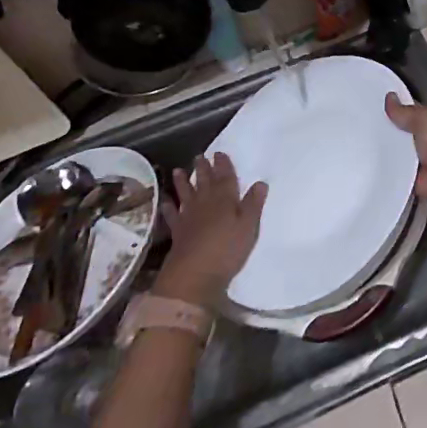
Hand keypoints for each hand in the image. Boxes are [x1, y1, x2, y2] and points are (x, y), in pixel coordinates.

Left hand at [153, 153, 266, 306]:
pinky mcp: (178, 232)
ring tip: (179, 170)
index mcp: (225, 201)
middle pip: (205, 183)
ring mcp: (189, 218)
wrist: (194, 274)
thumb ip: (253, 205)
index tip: (219, 153)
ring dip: (183, 183)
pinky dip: (169, 207)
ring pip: (186, 195)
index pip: (226, 178)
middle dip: (204, 169)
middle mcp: (205, 204)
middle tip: (199, 156)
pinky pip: (173, 215)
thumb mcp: (249, 227)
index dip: (223, 165)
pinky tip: (166, 202)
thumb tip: (260, 183)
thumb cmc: (227, 249)